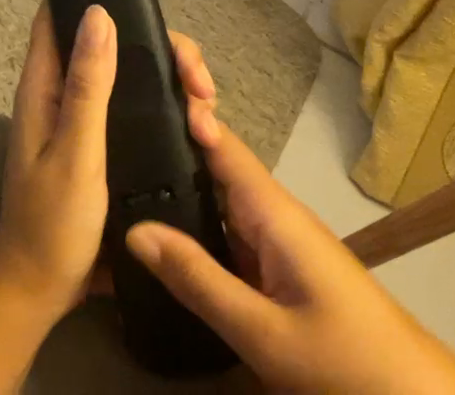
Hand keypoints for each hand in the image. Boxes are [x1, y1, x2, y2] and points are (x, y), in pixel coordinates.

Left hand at [0, 5, 220, 393]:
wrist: (43, 291)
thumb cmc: (52, 222)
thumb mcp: (76, 152)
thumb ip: (89, 85)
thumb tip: (98, 12)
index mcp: (45, 86)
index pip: (58, 16)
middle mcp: (63, 94)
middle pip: (110, 44)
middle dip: (157, 48)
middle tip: (198, 76)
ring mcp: (84, 122)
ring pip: (130, 77)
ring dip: (169, 79)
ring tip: (207, 104)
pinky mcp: (104, 147)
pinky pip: (137, 110)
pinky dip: (166, 107)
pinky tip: (197, 123)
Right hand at [124, 122, 454, 394]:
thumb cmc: (345, 361)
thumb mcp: (262, 332)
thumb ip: (198, 280)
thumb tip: (134, 229)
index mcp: (274, 213)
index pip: (222, 144)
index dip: (183, 113)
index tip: (134, 92)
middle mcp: (275, 216)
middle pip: (215, 170)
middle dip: (168, 152)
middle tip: (109, 142)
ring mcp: (279, 243)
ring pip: (220, 205)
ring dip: (177, 193)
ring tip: (119, 181)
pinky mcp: (280, 270)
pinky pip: (230, 238)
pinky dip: (196, 230)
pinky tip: (160, 240)